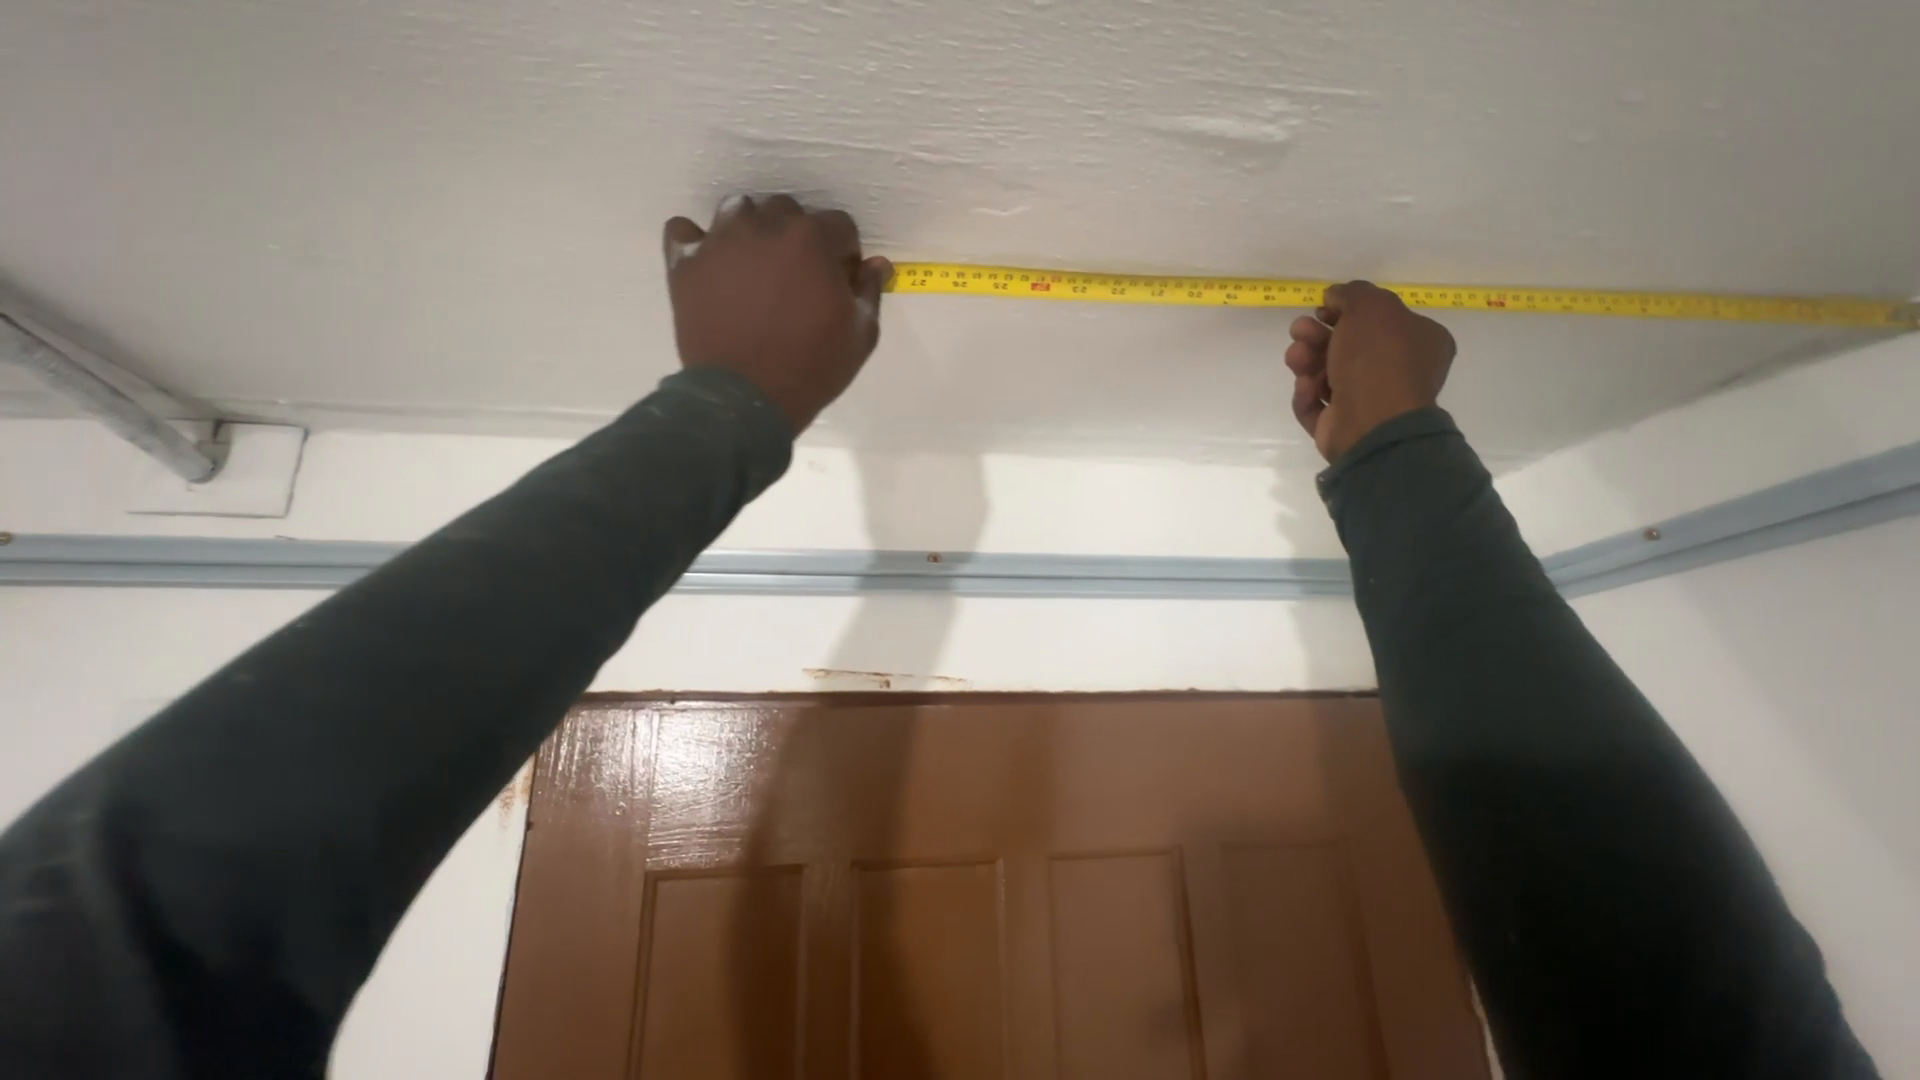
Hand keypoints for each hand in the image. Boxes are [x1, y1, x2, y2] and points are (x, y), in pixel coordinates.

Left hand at [662, 195, 892, 433]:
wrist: (746, 399)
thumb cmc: (812, 368)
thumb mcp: (860, 335)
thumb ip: (869, 292)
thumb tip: (876, 265)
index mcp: (812, 239)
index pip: (838, 225)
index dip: (844, 253)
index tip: (840, 280)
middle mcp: (764, 226)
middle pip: (787, 211)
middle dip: (798, 237)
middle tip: (797, 277)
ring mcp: (719, 241)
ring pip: (739, 211)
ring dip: (752, 230)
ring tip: (755, 267)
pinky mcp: (685, 262)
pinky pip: (684, 230)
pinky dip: (697, 241)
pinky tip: (711, 264)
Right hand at [1286, 281, 1455, 461]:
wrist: (1372, 420)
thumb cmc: (1378, 358)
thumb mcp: (1371, 306)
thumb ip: (1353, 293)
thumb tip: (1336, 296)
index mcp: (1420, 342)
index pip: (1381, 321)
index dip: (1348, 311)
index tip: (1322, 308)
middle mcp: (1398, 372)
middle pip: (1348, 347)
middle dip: (1318, 336)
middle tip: (1299, 330)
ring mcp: (1369, 402)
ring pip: (1328, 375)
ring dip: (1307, 361)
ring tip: (1295, 357)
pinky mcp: (1342, 426)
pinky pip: (1317, 405)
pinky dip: (1307, 394)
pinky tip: (1305, 386)